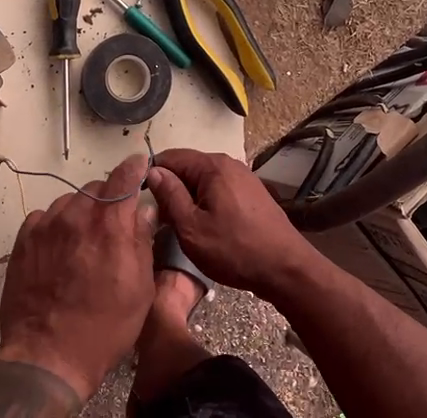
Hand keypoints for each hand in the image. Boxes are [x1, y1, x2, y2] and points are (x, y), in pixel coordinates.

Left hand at [0, 154, 157, 400]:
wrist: (48, 356)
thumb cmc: (104, 326)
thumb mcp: (140, 288)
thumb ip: (142, 241)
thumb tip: (142, 210)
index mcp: (110, 224)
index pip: (125, 176)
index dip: (135, 167)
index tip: (140, 167)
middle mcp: (77, 214)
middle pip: (97, 188)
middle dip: (108, 200)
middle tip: (112, 227)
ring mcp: (46, 225)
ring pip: (70, 202)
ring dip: (80, 213)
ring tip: (82, 244)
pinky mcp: (24, 239)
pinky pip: (45, 218)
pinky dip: (56, 226)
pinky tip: (58, 252)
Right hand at [145, 148, 318, 298]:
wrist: (285, 268)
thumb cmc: (235, 250)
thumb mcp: (192, 228)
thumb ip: (170, 196)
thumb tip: (153, 171)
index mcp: (212, 166)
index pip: (170, 157)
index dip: (152, 176)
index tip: (141, 200)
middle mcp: (228, 163)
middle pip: (187, 168)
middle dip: (171, 189)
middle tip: (161, 220)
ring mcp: (243, 176)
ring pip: (203, 180)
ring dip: (188, 198)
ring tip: (181, 227)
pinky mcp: (251, 192)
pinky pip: (218, 189)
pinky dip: (205, 203)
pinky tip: (205, 227)